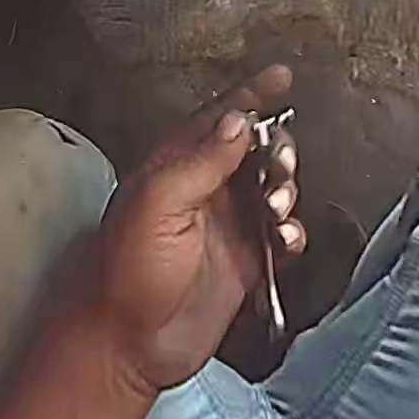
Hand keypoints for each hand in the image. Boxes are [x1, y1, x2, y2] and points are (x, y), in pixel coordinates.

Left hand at [87, 65, 304, 392]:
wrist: (128, 342)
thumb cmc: (129, 266)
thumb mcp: (159, 203)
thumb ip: (202, 161)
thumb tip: (239, 120)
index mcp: (179, 163)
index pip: (221, 117)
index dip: (252, 95)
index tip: (282, 76)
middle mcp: (206, 186)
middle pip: (255, 150)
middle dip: (275, 149)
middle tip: (278, 166)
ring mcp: (227, 222)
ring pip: (272, 188)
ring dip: (284, 190)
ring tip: (275, 208)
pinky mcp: (245, 259)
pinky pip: (280, 234)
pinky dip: (291, 232)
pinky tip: (284, 239)